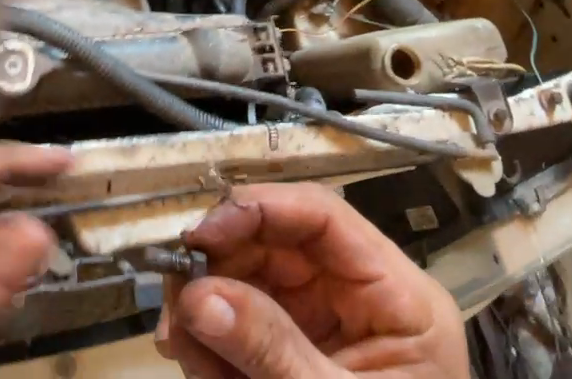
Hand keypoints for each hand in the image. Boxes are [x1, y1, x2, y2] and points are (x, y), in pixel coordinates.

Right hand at [157, 184, 466, 378]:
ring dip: (204, 306)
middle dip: (218, 267)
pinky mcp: (293, 345)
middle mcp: (357, 293)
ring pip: (246, 276)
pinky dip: (208, 337)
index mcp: (398, 297)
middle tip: (173, 304)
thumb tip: (196, 295)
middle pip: (274, 242)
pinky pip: (239, 317)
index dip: (258, 210)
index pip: (323, 215)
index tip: (199, 236)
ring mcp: (322, 319)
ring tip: (179, 348)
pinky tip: (195, 362)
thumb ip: (272, 351)